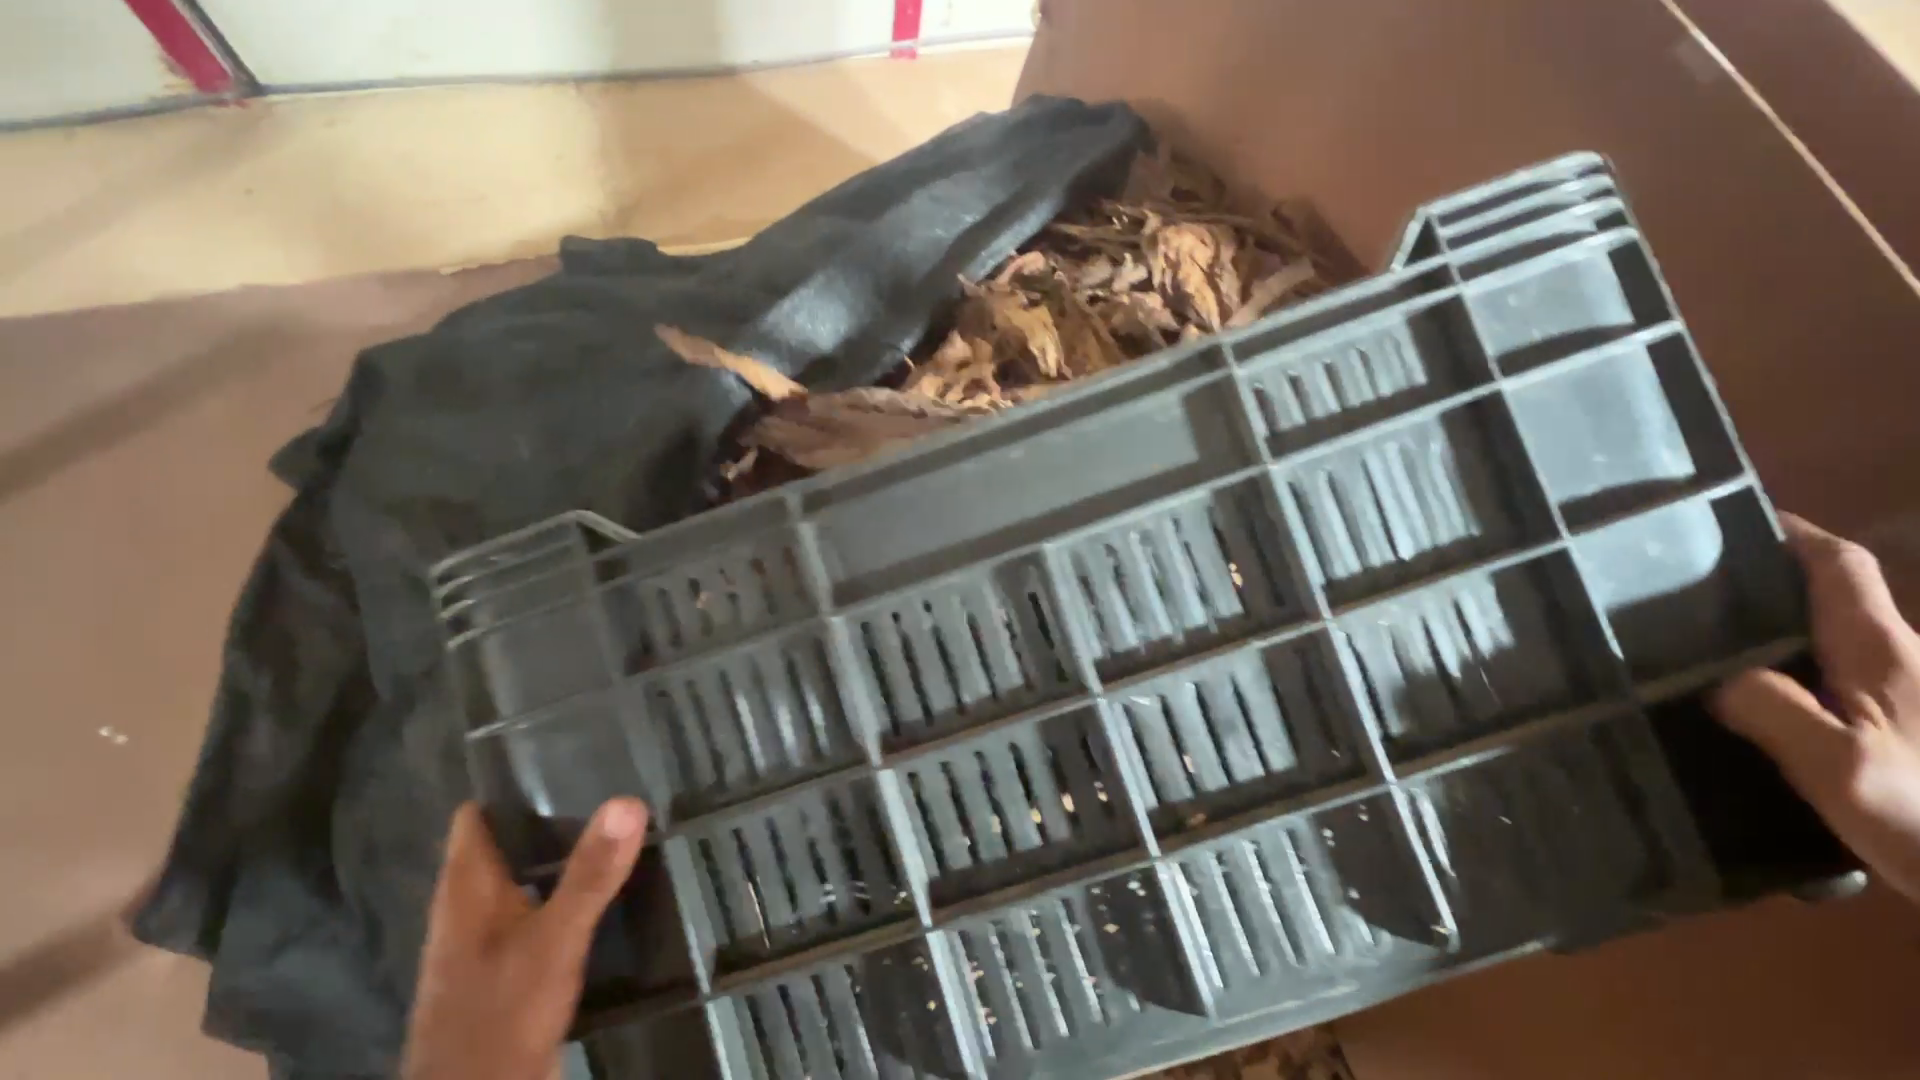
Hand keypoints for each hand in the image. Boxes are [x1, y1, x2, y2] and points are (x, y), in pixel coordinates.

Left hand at [401, 799, 648, 1079]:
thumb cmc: (501, 1013)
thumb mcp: (554, 940)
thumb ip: (589, 874)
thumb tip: (628, 801)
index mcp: (466, 890)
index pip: (478, 816)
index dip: (510, 782)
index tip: (561, 751)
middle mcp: (470, 909)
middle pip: (504, 845)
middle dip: (549, 815)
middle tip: (608, 782)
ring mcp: (487, 943)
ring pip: (523, 880)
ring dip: (559, 857)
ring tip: (617, 827)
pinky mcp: (509, 970)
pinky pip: (537, 913)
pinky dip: (565, 895)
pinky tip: (604, 894)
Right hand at [1711, 513, 1919, 901]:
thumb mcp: (1843, 768)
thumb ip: (1771, 709)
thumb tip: (1717, 679)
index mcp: (1884, 652)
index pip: (1841, 566)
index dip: (1792, 533)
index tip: (1735, 520)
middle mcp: (1901, 662)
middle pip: (1831, 601)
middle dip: (1765, 586)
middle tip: (1687, 594)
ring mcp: (1908, 701)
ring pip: (1828, 647)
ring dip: (1771, 638)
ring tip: (1700, 651)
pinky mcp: (1904, 738)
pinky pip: (1832, 688)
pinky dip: (1787, 682)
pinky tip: (1749, 711)